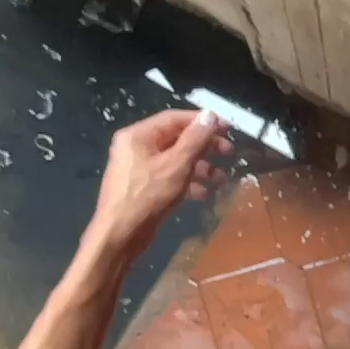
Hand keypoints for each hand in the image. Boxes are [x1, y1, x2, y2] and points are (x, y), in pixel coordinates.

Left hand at [88, 108, 231, 255]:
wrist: (121, 233)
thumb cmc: (147, 196)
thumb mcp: (176, 165)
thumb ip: (195, 139)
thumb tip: (210, 115)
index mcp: (138, 135)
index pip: (174, 119)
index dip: (202, 121)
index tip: (227, 128)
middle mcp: (137, 147)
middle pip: (176, 139)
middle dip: (204, 146)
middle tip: (229, 152)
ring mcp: (139, 168)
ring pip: (175, 160)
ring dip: (200, 167)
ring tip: (221, 178)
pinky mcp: (144, 187)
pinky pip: (170, 177)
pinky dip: (188, 182)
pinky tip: (204, 192)